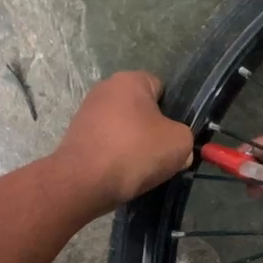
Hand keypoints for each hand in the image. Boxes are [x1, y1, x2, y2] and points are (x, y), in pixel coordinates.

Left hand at [54, 71, 192, 208]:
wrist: (83, 182)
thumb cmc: (134, 152)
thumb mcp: (179, 143)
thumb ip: (185, 137)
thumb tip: (177, 148)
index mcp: (129, 80)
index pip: (162, 89)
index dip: (173, 113)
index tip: (174, 136)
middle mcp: (105, 89)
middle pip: (142, 110)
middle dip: (152, 131)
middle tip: (161, 155)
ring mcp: (87, 112)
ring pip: (124, 129)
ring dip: (134, 146)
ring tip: (140, 169)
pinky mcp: (76, 136)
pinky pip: (107, 144)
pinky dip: (115, 157)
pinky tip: (121, 174)